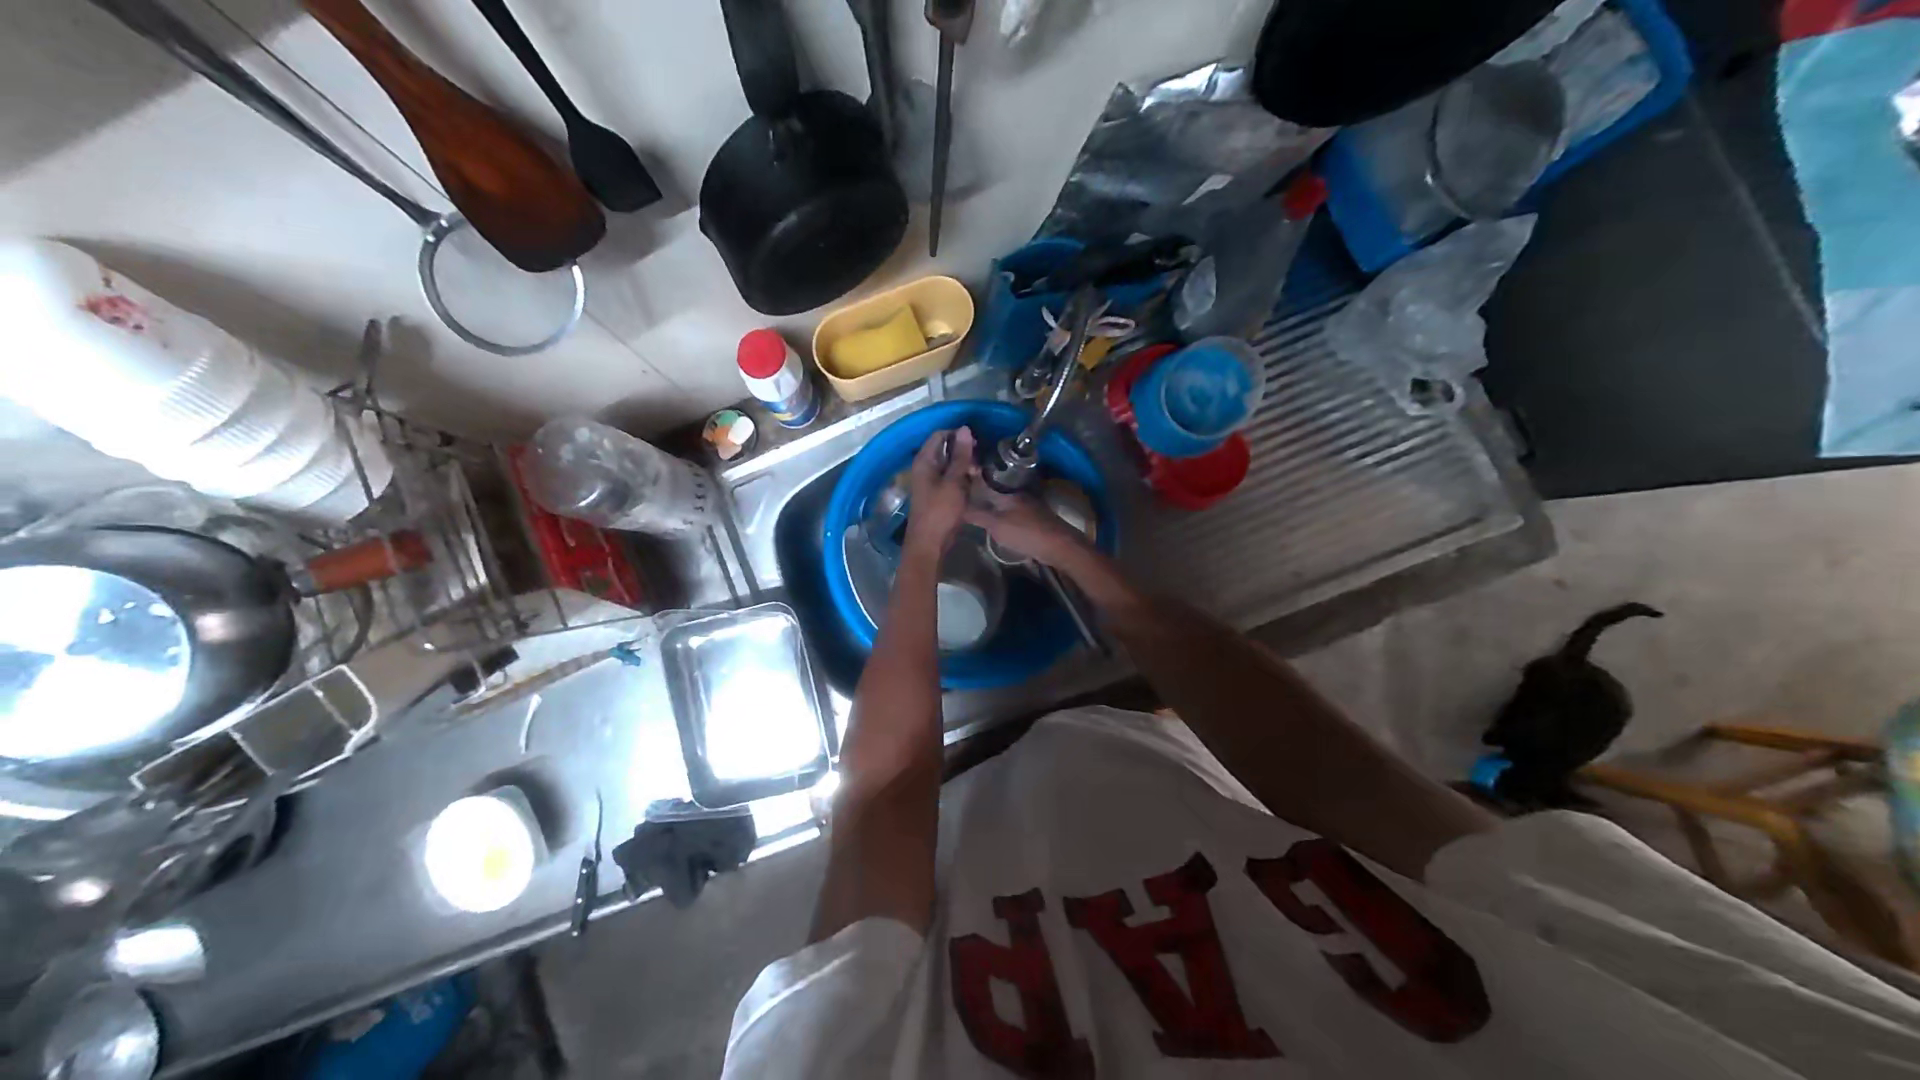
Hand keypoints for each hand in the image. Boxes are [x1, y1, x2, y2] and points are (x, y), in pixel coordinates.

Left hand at [901, 427, 975, 560]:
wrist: (930, 543)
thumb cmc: (941, 511)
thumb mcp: (954, 482)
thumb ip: (960, 456)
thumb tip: (965, 429)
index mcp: (924, 461)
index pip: (940, 435)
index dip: (958, 434)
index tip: (977, 442)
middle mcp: (925, 468)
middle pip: (945, 449)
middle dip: (964, 451)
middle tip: (980, 459)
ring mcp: (931, 481)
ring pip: (950, 464)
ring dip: (964, 465)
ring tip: (980, 472)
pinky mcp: (938, 493)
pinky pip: (951, 478)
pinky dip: (962, 477)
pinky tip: (974, 483)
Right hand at [964, 487, 1095, 571]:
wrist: (1059, 546)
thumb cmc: (1026, 533)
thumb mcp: (996, 526)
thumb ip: (977, 515)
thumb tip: (958, 506)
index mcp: (1007, 492)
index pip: (985, 483)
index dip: (972, 485)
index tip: (958, 489)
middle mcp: (1018, 495)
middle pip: (995, 494)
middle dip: (981, 497)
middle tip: (964, 504)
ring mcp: (1028, 507)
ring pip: (1004, 504)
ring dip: (992, 508)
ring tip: (977, 515)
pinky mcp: (1035, 519)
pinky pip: (1013, 514)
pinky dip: (1003, 518)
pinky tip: (997, 526)